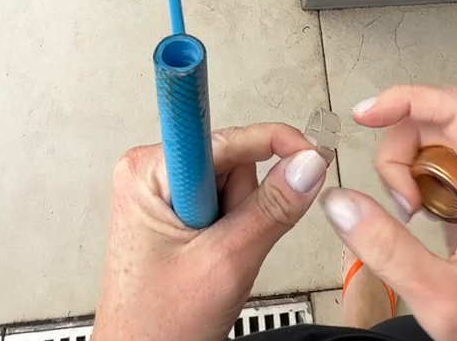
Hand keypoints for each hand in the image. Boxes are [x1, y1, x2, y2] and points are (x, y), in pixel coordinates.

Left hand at [95, 122, 329, 340]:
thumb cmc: (156, 327)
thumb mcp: (225, 265)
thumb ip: (272, 210)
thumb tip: (307, 165)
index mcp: (149, 170)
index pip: (224, 135)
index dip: (269, 139)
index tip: (307, 148)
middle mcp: (152, 170)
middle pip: (232, 160)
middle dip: (245, 205)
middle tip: (228, 247)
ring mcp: (161, 189)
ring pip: (232, 182)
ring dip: (238, 223)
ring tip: (215, 259)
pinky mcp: (172, 207)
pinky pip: (222, 201)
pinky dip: (230, 230)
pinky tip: (213, 256)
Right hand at [319, 86, 456, 340]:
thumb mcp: (446, 300)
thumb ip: (389, 250)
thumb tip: (340, 203)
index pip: (455, 109)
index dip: (407, 99)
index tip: (366, 114)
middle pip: (437, 125)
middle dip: (400, 153)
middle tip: (397, 203)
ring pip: (433, 147)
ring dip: (406, 173)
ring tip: (408, 218)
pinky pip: (438, 173)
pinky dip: (415, 189)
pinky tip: (417, 221)